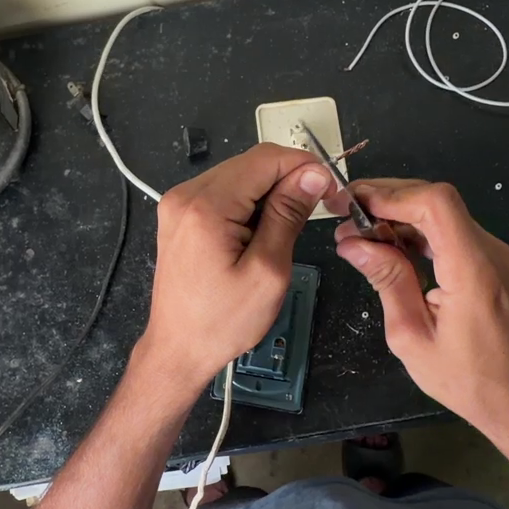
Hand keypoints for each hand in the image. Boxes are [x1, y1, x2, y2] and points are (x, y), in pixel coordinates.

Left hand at [139, 143, 334, 391]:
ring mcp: (178, 203)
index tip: (331, 191)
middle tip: (318, 208)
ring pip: (239, 174)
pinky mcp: (180, 214)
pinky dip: (249, 202)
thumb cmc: (223, 322)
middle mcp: (185, 194)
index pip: (265, 159)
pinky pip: (223, 191)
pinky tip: (262, 229)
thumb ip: (289, 215)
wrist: (178, 349)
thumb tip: (313, 174)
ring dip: (270, 191)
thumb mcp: (268, 271)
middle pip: (250, 162)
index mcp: (205, 206)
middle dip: (289, 178)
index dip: (304, 166)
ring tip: (289, 225)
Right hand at [332, 179, 508, 435]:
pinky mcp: (492, 261)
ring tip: (359, 233)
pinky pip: (451, 231)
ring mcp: (495, 254)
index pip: (437, 204)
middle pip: (438, 200)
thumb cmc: (466, 380)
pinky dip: (416, 229)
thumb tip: (352, 244)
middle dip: (388, 199)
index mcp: (473, 271)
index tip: (353, 205)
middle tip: (345, 216)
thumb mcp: (412, 337)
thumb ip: (387, 282)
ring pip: (443, 212)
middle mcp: (491, 252)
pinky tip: (387, 245)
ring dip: (399, 214)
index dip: (393, 195)